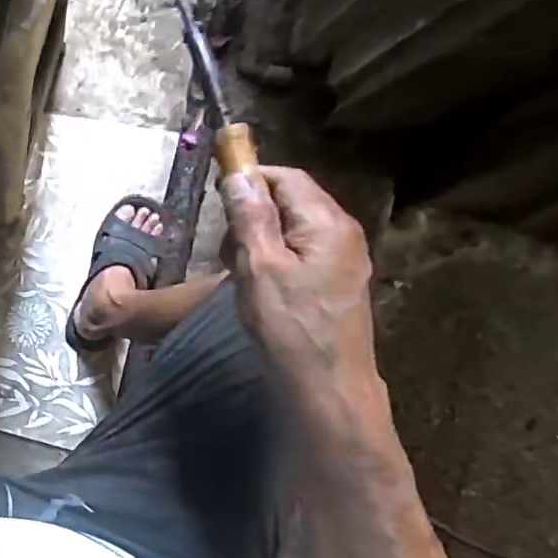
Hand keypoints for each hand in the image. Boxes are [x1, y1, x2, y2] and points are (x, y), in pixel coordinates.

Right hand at [220, 166, 377, 392]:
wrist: (324, 383)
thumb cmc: (288, 324)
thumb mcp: (259, 266)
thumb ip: (250, 217)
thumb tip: (240, 175)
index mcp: (327, 223)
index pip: (287, 178)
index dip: (251, 178)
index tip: (216, 195)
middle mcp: (341, 233)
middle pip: (290, 200)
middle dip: (251, 212)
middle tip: (226, 246)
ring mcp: (340, 258)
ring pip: (290, 226)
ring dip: (257, 237)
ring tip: (238, 268)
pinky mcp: (332, 280)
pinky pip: (297, 250)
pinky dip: (270, 256)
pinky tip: (256, 282)